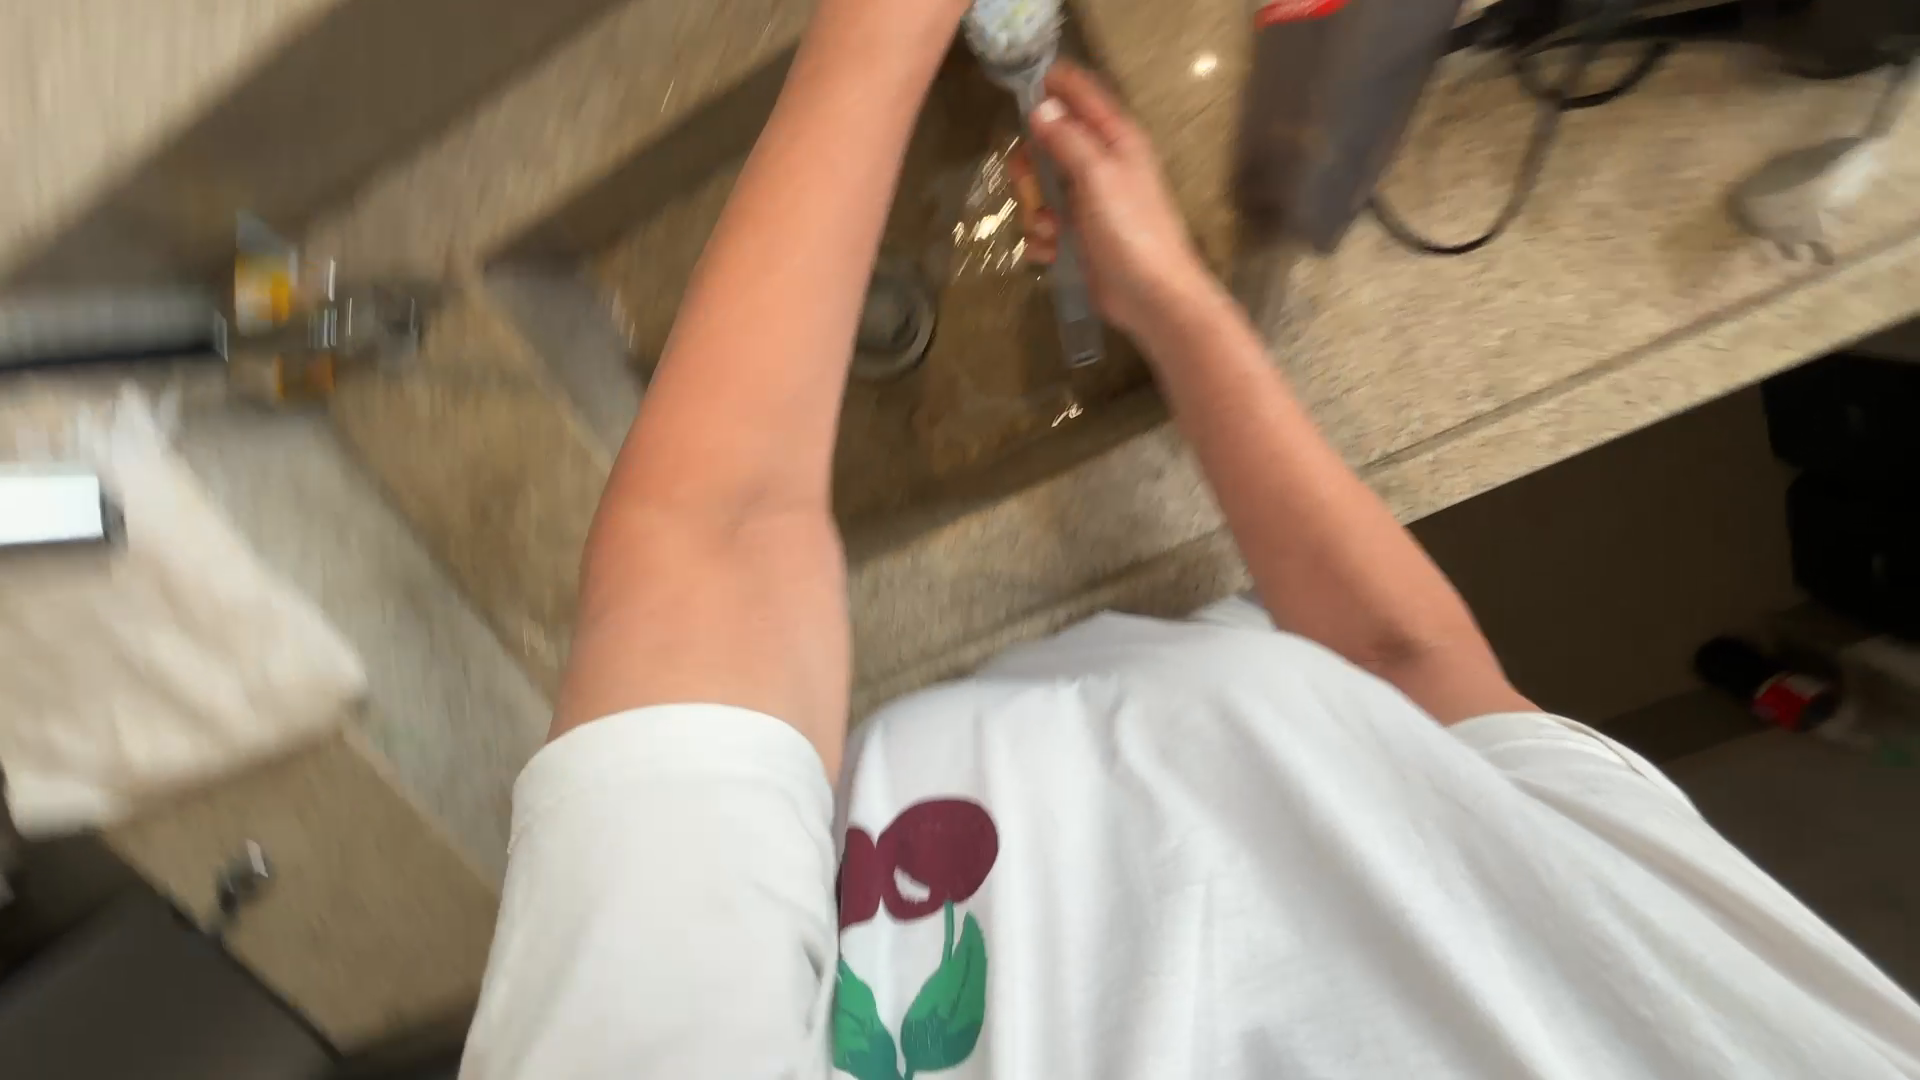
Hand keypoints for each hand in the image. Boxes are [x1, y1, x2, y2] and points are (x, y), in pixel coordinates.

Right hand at [1019, 62, 1213, 339]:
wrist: (1149, 295)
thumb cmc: (1131, 231)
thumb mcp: (1098, 176)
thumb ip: (1067, 140)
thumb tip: (1040, 109)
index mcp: (1115, 140)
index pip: (1082, 96)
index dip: (1053, 88)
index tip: (1023, 95)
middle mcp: (1101, 167)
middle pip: (1050, 147)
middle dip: (1030, 167)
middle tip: (1025, 182)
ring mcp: (1088, 206)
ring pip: (1042, 192)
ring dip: (1036, 212)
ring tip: (1050, 231)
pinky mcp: (1079, 241)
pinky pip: (1045, 230)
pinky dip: (1043, 242)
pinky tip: (1051, 254)